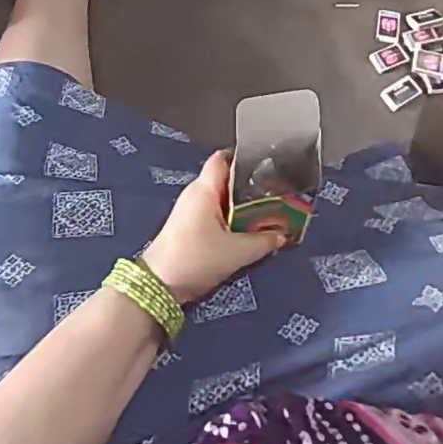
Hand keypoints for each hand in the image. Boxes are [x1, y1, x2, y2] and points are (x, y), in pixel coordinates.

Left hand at [142, 152, 284, 302]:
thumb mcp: (237, 252)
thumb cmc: (197, 259)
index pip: (222, 158)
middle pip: (226, 179)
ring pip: (222, 198)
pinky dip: (231, 217)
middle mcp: (195, 194)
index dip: (244, 157)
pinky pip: (215, 213)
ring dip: (242, 204)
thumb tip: (283, 235)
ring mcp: (190, 210)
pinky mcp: (188, 226)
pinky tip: (248, 227)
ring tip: (268, 211)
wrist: (159, 286)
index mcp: (204, 190)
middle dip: (250, 185)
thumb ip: (264, 241)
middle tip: (277, 193)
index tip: (268, 165)